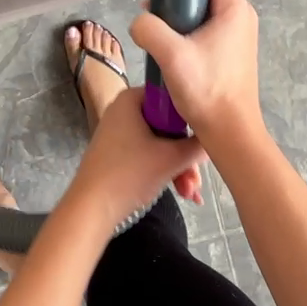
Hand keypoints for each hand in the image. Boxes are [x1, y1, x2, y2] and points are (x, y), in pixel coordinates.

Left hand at [62, 88, 205, 232]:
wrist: (91, 208)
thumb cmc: (130, 174)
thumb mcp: (171, 159)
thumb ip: (197, 146)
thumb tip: (214, 138)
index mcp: (131, 99)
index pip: (171, 97)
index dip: (191, 118)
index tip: (204, 140)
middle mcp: (124, 109)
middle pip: (168, 125)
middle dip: (186, 155)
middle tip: (197, 179)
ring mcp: (119, 131)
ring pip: (160, 143)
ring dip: (179, 168)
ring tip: (191, 194)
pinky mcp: (117, 152)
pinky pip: (148, 154)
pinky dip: (164, 171)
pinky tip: (183, 194)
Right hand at [131, 0, 264, 148]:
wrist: (231, 133)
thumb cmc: (207, 89)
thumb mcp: (171, 55)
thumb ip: (148, 28)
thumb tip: (140, 23)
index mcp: (234, 7)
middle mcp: (240, 16)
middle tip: (150, 12)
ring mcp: (238, 35)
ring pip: (200, 12)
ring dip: (176, 18)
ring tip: (156, 34)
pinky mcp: (231, 52)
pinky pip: (204, 29)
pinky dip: (185, 32)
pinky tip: (169, 50)